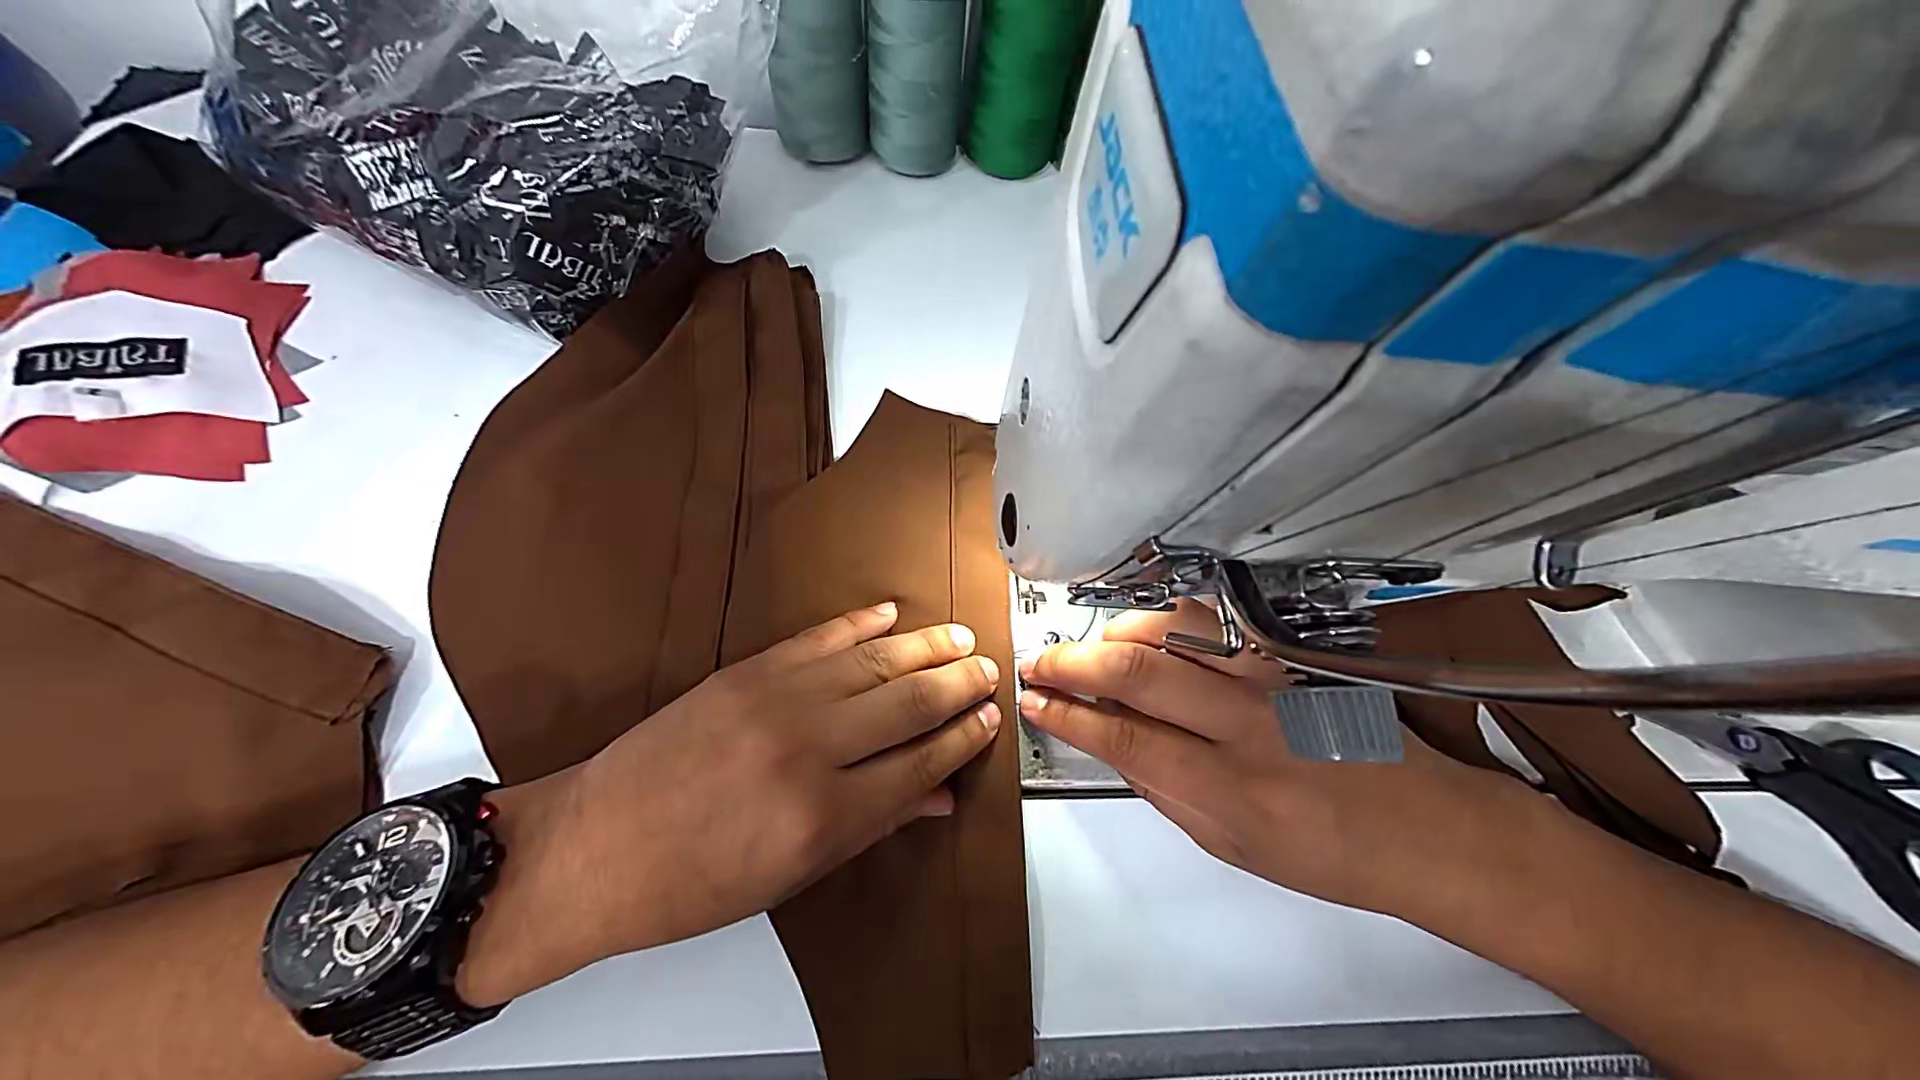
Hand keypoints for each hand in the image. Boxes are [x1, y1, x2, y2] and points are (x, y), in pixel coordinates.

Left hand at [478, 602, 1001, 991]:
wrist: (594, 847)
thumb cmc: (691, 880)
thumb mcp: (792, 872)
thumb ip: (873, 824)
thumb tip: (935, 796)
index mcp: (823, 814)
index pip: (920, 763)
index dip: (962, 739)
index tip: (987, 721)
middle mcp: (807, 748)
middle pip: (909, 703)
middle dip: (958, 684)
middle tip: (987, 671)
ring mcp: (775, 700)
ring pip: (873, 661)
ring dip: (924, 646)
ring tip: (959, 638)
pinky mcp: (745, 672)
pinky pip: (817, 638)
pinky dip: (858, 623)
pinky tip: (889, 614)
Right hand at [1019, 600, 1530, 913]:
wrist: (1426, 827)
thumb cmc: (1332, 853)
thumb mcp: (1228, 844)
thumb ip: (1159, 787)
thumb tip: (1104, 742)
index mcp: (1233, 790)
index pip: (1126, 737)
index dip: (1068, 715)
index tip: (1035, 701)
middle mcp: (1253, 726)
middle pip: (1140, 672)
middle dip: (1073, 663)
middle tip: (1040, 664)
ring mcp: (1275, 680)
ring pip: (1173, 630)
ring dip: (1114, 634)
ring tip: (1087, 650)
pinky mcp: (1289, 656)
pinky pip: (1213, 620)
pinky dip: (1163, 619)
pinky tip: (1140, 633)